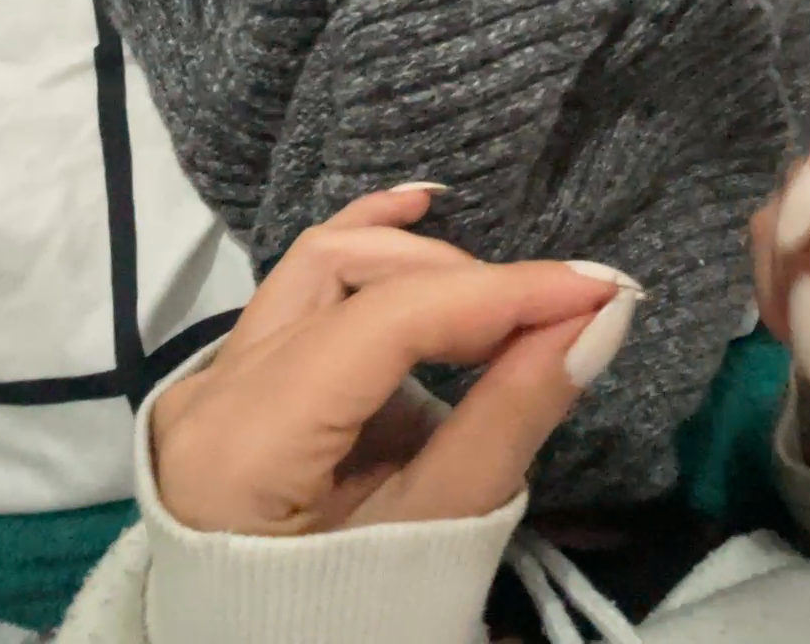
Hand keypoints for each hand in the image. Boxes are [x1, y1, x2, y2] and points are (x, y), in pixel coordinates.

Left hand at [151, 187, 636, 534]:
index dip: (497, 294)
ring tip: (494, 286)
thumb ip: (510, 417)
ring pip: (321, 264)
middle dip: (460, 281)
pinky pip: (300, 284)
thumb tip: (595, 322)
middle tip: (548, 311)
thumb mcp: (438, 532)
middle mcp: (214, 387)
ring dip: (415, 261)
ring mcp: (215, 372)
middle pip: (346, 275)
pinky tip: (414, 207)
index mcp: (246, 444)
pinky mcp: (235, 368)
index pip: (385, 324)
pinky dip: (365, 243)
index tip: (595, 289)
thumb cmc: (351, 618)